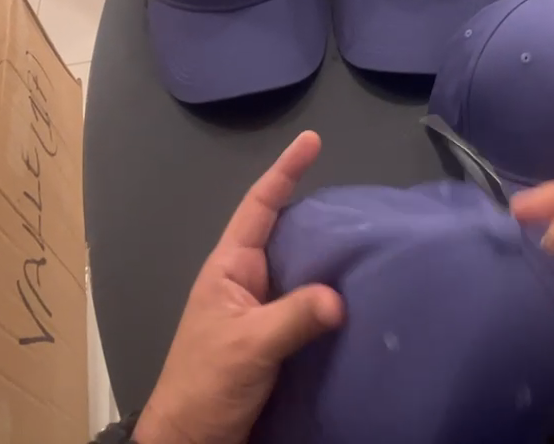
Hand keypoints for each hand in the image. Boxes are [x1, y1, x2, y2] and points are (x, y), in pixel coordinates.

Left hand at [136, 131, 344, 443]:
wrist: (189, 443)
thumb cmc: (205, 384)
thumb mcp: (248, 346)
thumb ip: (293, 317)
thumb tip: (340, 297)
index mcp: (230, 266)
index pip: (260, 205)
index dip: (286, 170)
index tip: (312, 140)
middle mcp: (246, 277)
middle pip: (284, 228)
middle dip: (315, 207)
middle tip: (356, 197)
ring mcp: (259, 305)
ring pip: (298, 263)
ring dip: (325, 249)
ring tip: (364, 235)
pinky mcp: (273, 333)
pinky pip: (306, 297)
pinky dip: (328, 287)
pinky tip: (353, 286)